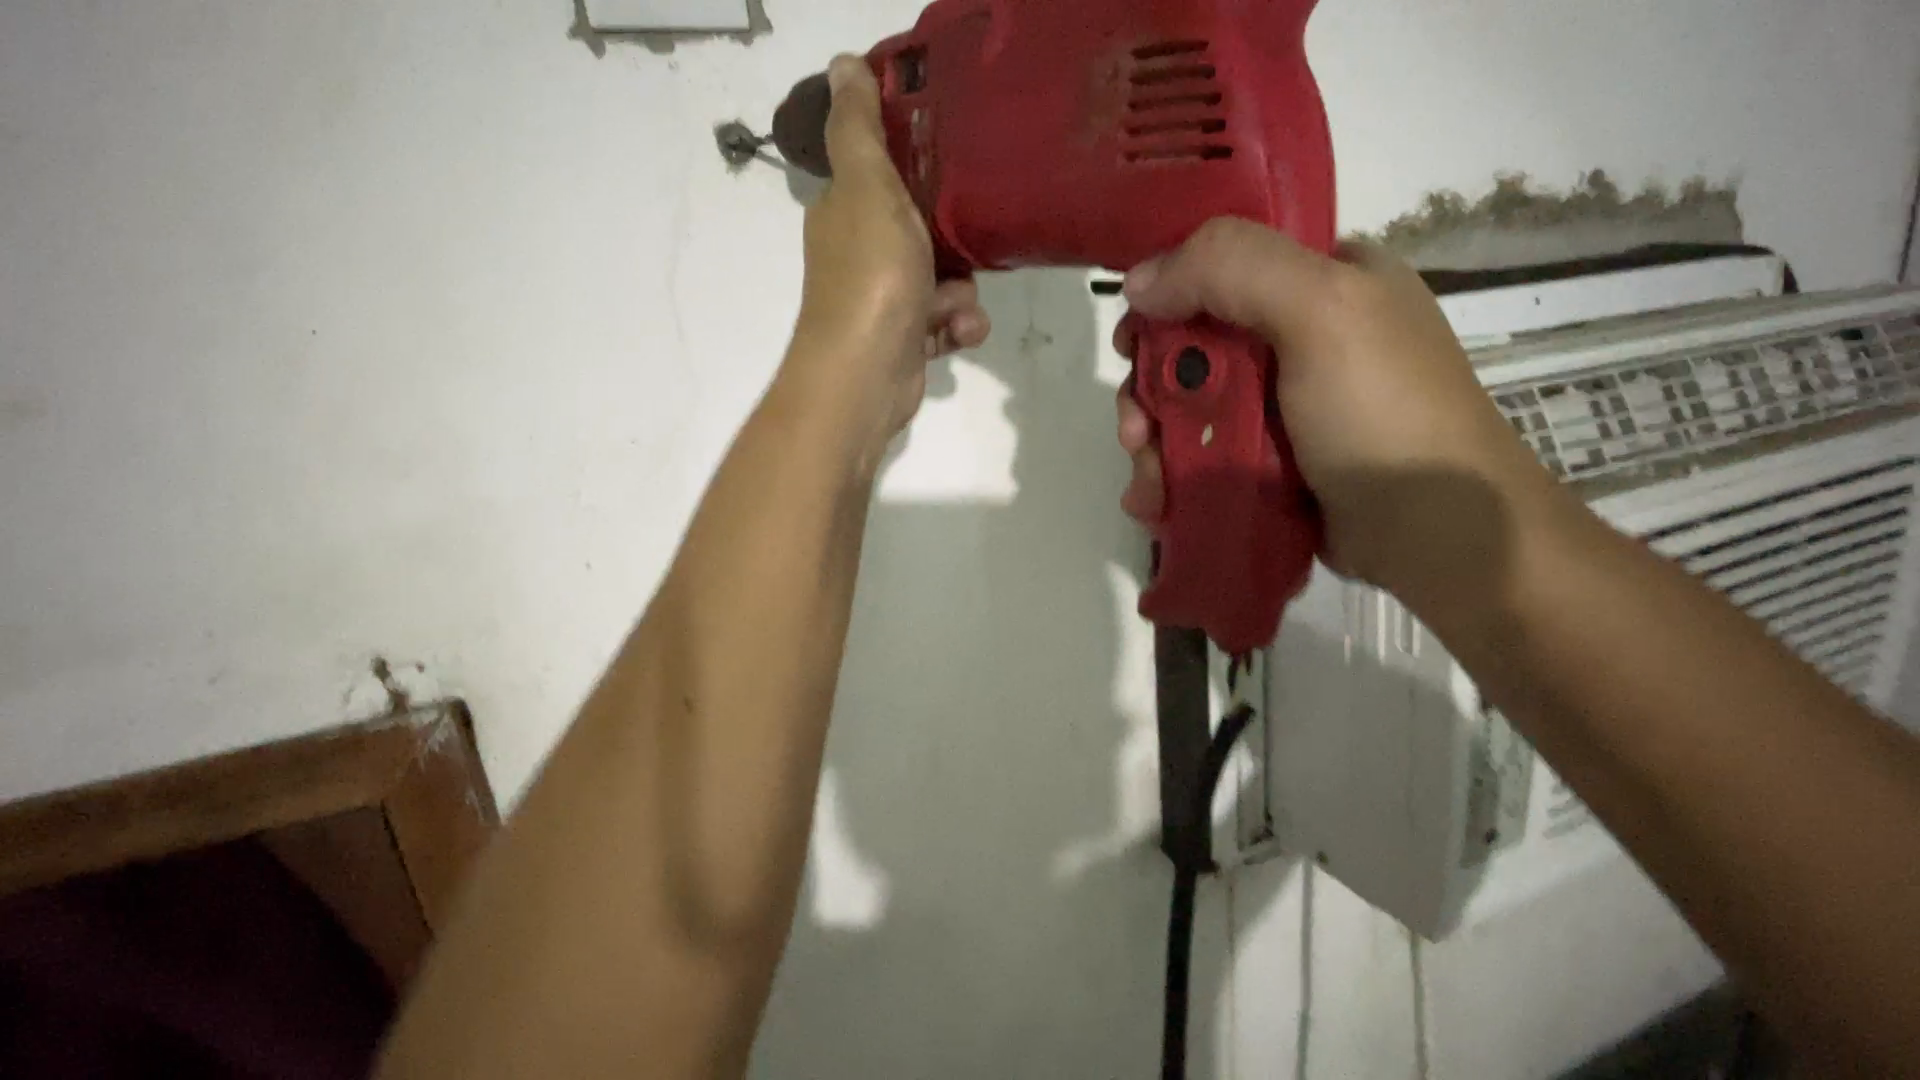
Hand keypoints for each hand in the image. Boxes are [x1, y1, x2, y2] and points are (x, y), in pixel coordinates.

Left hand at [786, 55, 989, 457]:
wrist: (865, 376)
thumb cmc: (870, 278)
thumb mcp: (867, 188)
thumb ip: (857, 128)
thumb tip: (844, 64)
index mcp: (843, 213)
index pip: (882, 174)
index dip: (917, 166)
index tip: (955, 163)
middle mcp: (857, 254)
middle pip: (921, 229)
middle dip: (953, 242)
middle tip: (968, 244)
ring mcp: (879, 302)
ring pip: (941, 280)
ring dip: (961, 293)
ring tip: (960, 306)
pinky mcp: (902, 341)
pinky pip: (944, 322)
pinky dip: (958, 326)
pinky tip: (962, 333)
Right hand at [1114, 219, 1556, 602]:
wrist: (1437, 534)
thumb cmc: (1383, 411)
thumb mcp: (1322, 310)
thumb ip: (1230, 269)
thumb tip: (1137, 282)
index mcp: (1325, 277)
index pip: (1224, 261)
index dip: (1167, 293)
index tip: (1132, 337)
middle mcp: (1300, 335)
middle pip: (1193, 343)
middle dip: (1151, 390)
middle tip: (1135, 431)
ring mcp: (1284, 405)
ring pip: (1190, 407)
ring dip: (1153, 445)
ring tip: (1148, 486)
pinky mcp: (1271, 461)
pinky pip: (1203, 454)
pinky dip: (1171, 476)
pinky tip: (1154, 505)